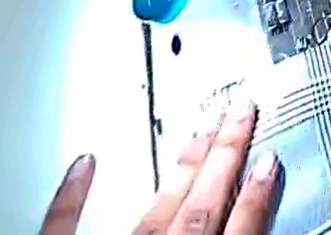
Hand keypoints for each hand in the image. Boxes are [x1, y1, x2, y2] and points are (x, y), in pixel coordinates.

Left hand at [40, 102, 279, 234]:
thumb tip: (254, 227)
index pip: (235, 232)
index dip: (257, 195)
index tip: (270, 159)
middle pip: (200, 206)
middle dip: (226, 153)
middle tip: (242, 108)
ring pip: (152, 211)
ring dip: (180, 167)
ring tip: (200, 127)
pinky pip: (60, 231)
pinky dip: (72, 197)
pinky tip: (83, 163)